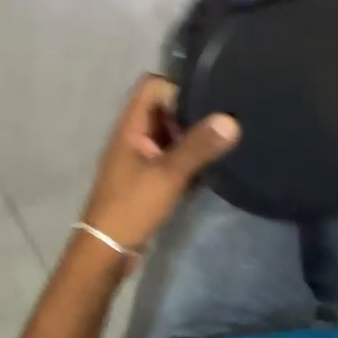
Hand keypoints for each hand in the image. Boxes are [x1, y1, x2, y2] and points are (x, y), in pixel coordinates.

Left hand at [79, 76, 239, 257]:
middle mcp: (134, 134)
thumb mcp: (169, 174)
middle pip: (164, 107)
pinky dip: (188, 156)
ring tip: (222, 138)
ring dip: (192, 135)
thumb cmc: (132, 206)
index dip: (178, 85)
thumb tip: (232, 119)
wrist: (106, 252)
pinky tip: (210, 165)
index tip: (207, 97)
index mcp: (131, 125)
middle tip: (222, 117)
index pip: (152, 85)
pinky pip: (172, 154)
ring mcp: (140, 156)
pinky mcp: (148, 175)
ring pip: (170, 132)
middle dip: (191, 110)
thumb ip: (199, 146)